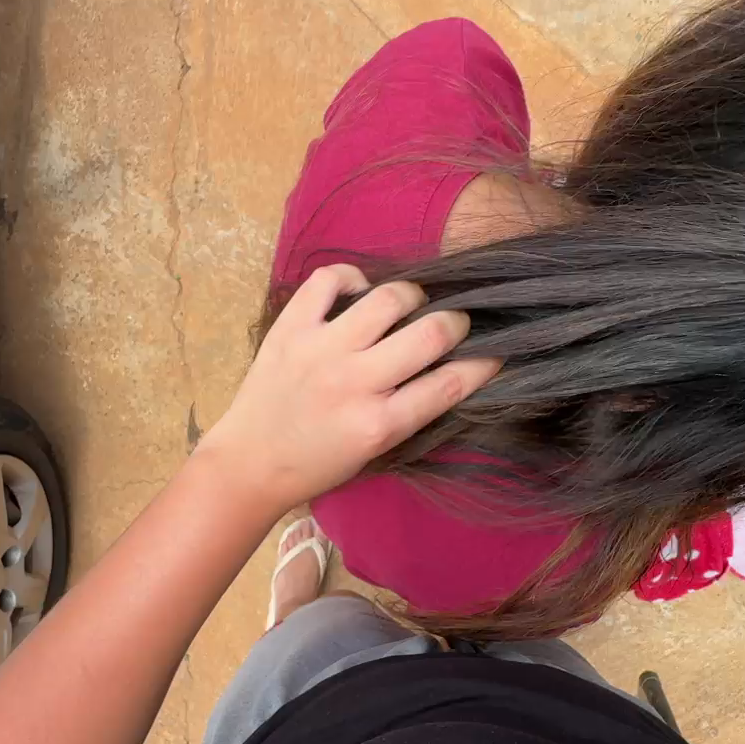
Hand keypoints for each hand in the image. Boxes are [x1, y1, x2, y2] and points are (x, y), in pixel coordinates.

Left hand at [197, 265, 498, 516]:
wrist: (249, 464)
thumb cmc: (317, 466)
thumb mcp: (374, 453)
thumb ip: (410, 413)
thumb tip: (448, 368)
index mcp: (379, 425)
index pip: (449, 384)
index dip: (483, 364)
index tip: (495, 353)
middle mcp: (355, 383)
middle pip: (430, 334)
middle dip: (456, 323)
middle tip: (453, 324)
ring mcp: (321, 350)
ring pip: (388, 298)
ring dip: (412, 296)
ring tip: (410, 304)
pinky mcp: (290, 329)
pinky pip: (328, 280)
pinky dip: (351, 277)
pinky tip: (358, 291)